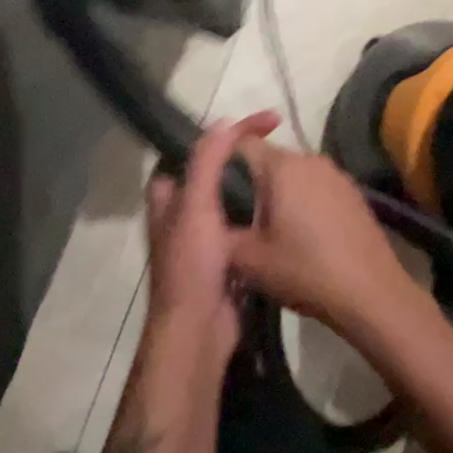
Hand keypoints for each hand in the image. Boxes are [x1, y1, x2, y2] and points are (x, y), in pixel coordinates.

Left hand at [143, 111, 279, 364]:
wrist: (199, 330)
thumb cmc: (191, 263)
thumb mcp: (196, 204)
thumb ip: (207, 161)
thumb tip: (225, 123)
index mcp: (167, 194)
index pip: (195, 148)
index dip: (226, 132)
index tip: (265, 122)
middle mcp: (181, 212)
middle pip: (214, 172)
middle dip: (242, 158)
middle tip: (276, 147)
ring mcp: (203, 237)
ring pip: (231, 199)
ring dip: (253, 187)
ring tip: (284, 172)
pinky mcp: (224, 258)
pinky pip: (244, 226)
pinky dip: (260, 215)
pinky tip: (282, 209)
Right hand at [227, 138, 419, 334]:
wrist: (373, 294)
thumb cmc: (307, 272)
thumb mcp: (250, 262)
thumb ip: (220, 235)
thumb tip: (205, 223)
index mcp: (282, 167)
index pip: (241, 144)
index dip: (221, 163)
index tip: (212, 191)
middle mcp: (309, 159)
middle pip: (267, 158)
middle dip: (250, 183)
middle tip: (239, 219)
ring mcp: (335, 174)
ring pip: (292, 174)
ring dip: (278, 193)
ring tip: (269, 230)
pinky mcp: (352, 191)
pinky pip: (315, 186)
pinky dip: (303, 202)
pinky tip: (303, 235)